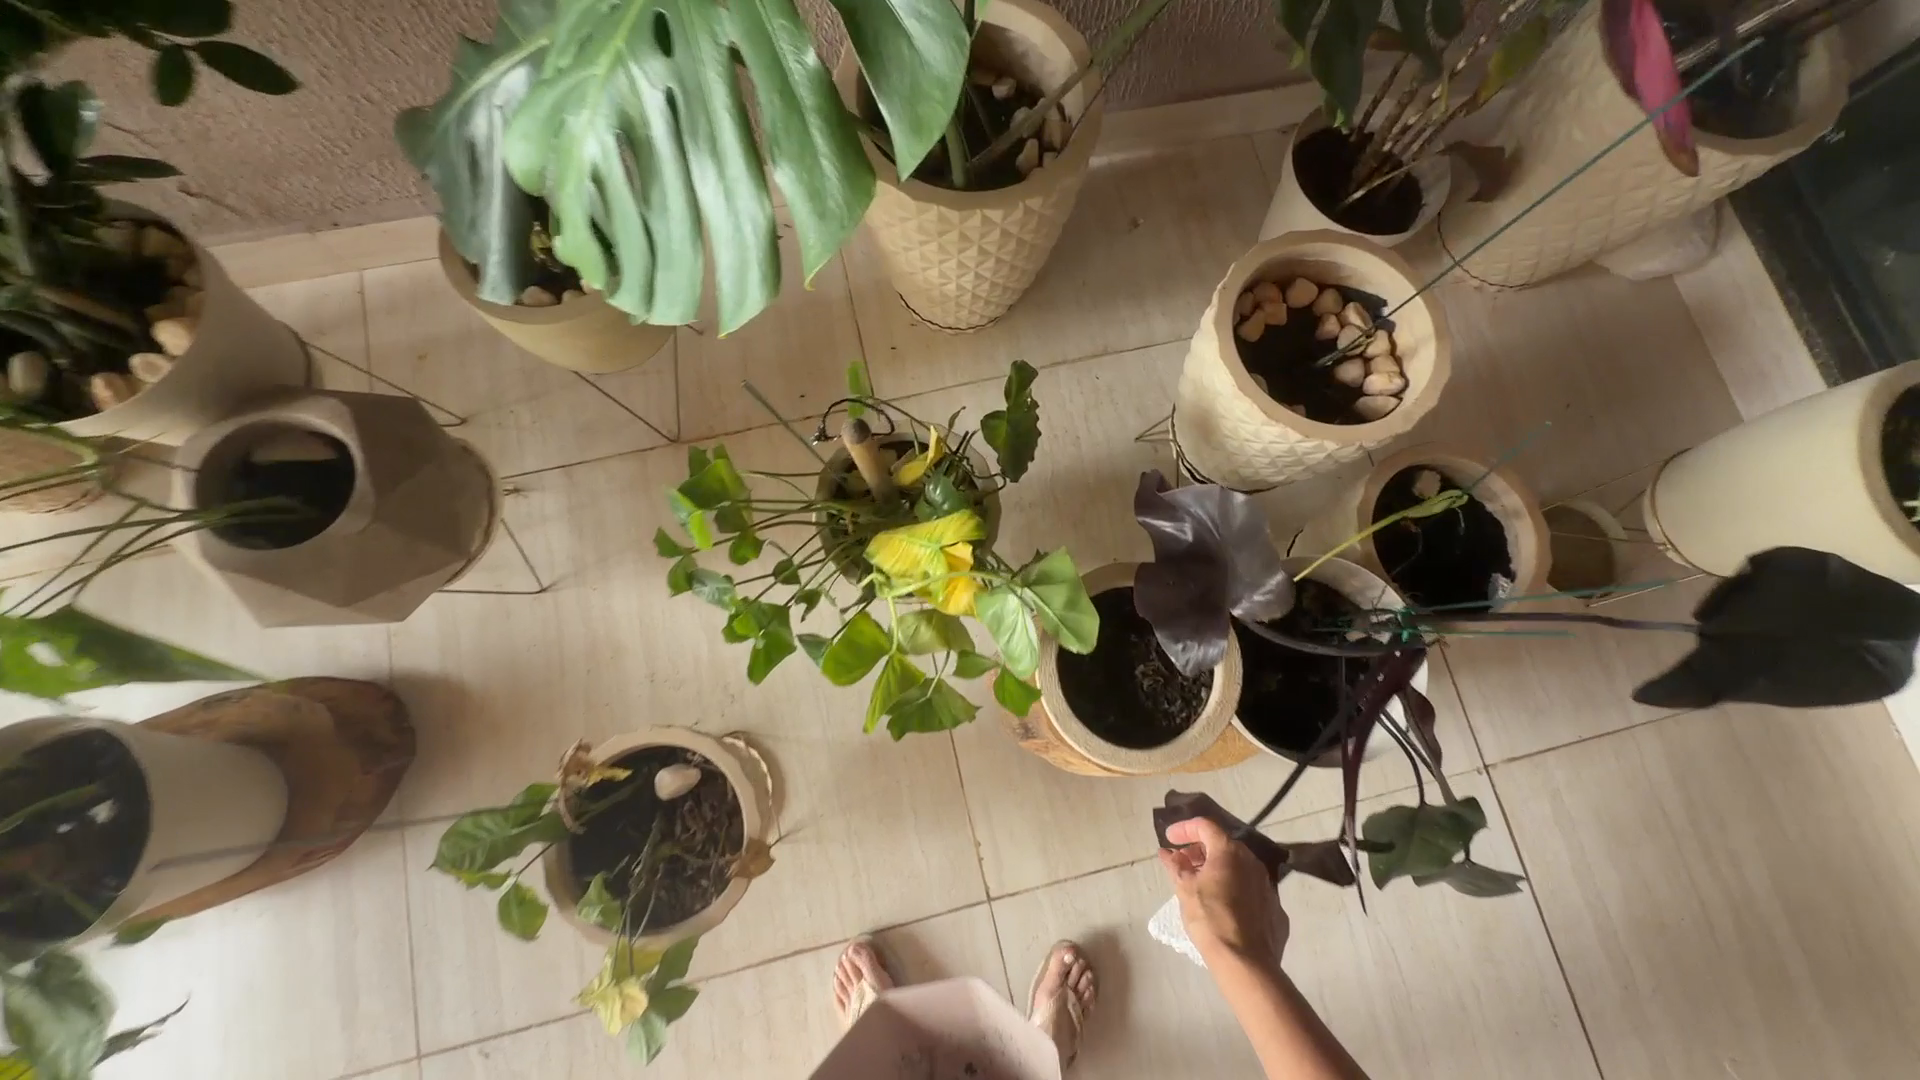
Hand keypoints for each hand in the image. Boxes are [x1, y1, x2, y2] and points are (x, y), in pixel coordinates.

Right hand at [1156, 816, 1288, 969]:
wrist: (1246, 963)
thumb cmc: (1210, 919)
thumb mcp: (1185, 890)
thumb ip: (1176, 866)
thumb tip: (1168, 852)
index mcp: (1229, 852)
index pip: (1205, 826)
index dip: (1185, 828)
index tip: (1170, 839)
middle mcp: (1253, 862)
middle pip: (1223, 845)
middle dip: (1200, 850)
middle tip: (1183, 863)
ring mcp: (1268, 886)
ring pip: (1239, 868)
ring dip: (1218, 869)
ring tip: (1201, 884)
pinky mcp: (1276, 909)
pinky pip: (1251, 890)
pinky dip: (1235, 890)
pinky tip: (1224, 907)